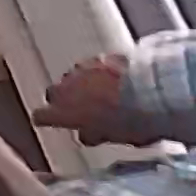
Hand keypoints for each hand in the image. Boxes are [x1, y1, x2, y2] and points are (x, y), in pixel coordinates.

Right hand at [32, 53, 161, 145]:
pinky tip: (116, 77)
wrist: (154, 92)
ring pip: (72, 78)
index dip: (46, 118)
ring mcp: (78, 73)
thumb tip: (88, 134)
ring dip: (83, 84)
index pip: (40, 116)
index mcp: (61, 113)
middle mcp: (62, 91)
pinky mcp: (97, 59)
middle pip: (54, 94)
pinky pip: (93, 66)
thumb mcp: (113, 136)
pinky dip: (101, 71)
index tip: (51, 121)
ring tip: (103, 90)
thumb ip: (93, 134)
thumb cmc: (132, 120)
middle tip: (84, 106)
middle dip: (66, 98)